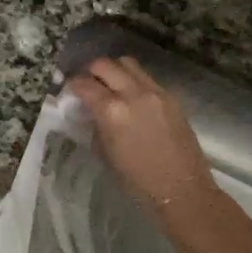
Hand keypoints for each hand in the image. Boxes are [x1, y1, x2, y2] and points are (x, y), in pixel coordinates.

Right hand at [68, 56, 216, 209]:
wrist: (181, 189)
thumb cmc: (136, 178)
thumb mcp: (104, 151)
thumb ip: (94, 123)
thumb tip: (87, 110)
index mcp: (111, 111)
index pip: (83, 84)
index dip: (72, 85)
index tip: (69, 90)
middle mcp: (133, 94)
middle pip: (104, 64)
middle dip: (90, 71)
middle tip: (87, 83)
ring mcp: (155, 93)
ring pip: (127, 63)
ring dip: (114, 70)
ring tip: (110, 85)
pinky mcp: (171, 97)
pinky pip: (146, 78)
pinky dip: (133, 80)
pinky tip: (131, 97)